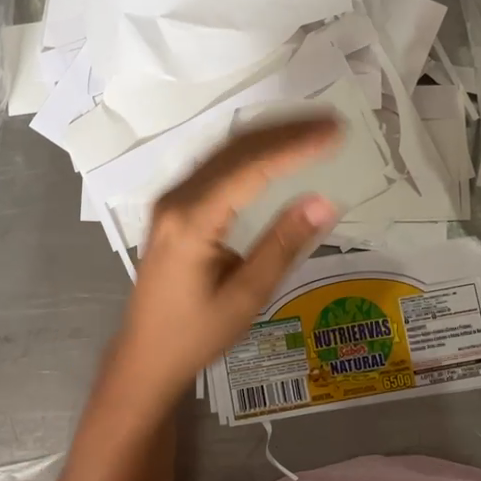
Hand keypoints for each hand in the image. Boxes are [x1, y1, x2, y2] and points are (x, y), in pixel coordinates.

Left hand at [108, 118, 341, 395]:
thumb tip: (324, 201)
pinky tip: (275, 151)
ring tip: (313, 131)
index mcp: (191, 221)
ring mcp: (170, 201)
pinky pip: (214, 166)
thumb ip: (283, 245)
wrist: (146, 355)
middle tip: (333, 125)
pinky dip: (250, 153)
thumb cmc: (195, 335)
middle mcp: (176, 200)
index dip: (295, 146)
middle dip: (286, 132)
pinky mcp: (173, 208)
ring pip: (224, 152)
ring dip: (269, 136)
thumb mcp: (246, 297)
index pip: (250, 167)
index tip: (335, 133)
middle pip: (235, 149)